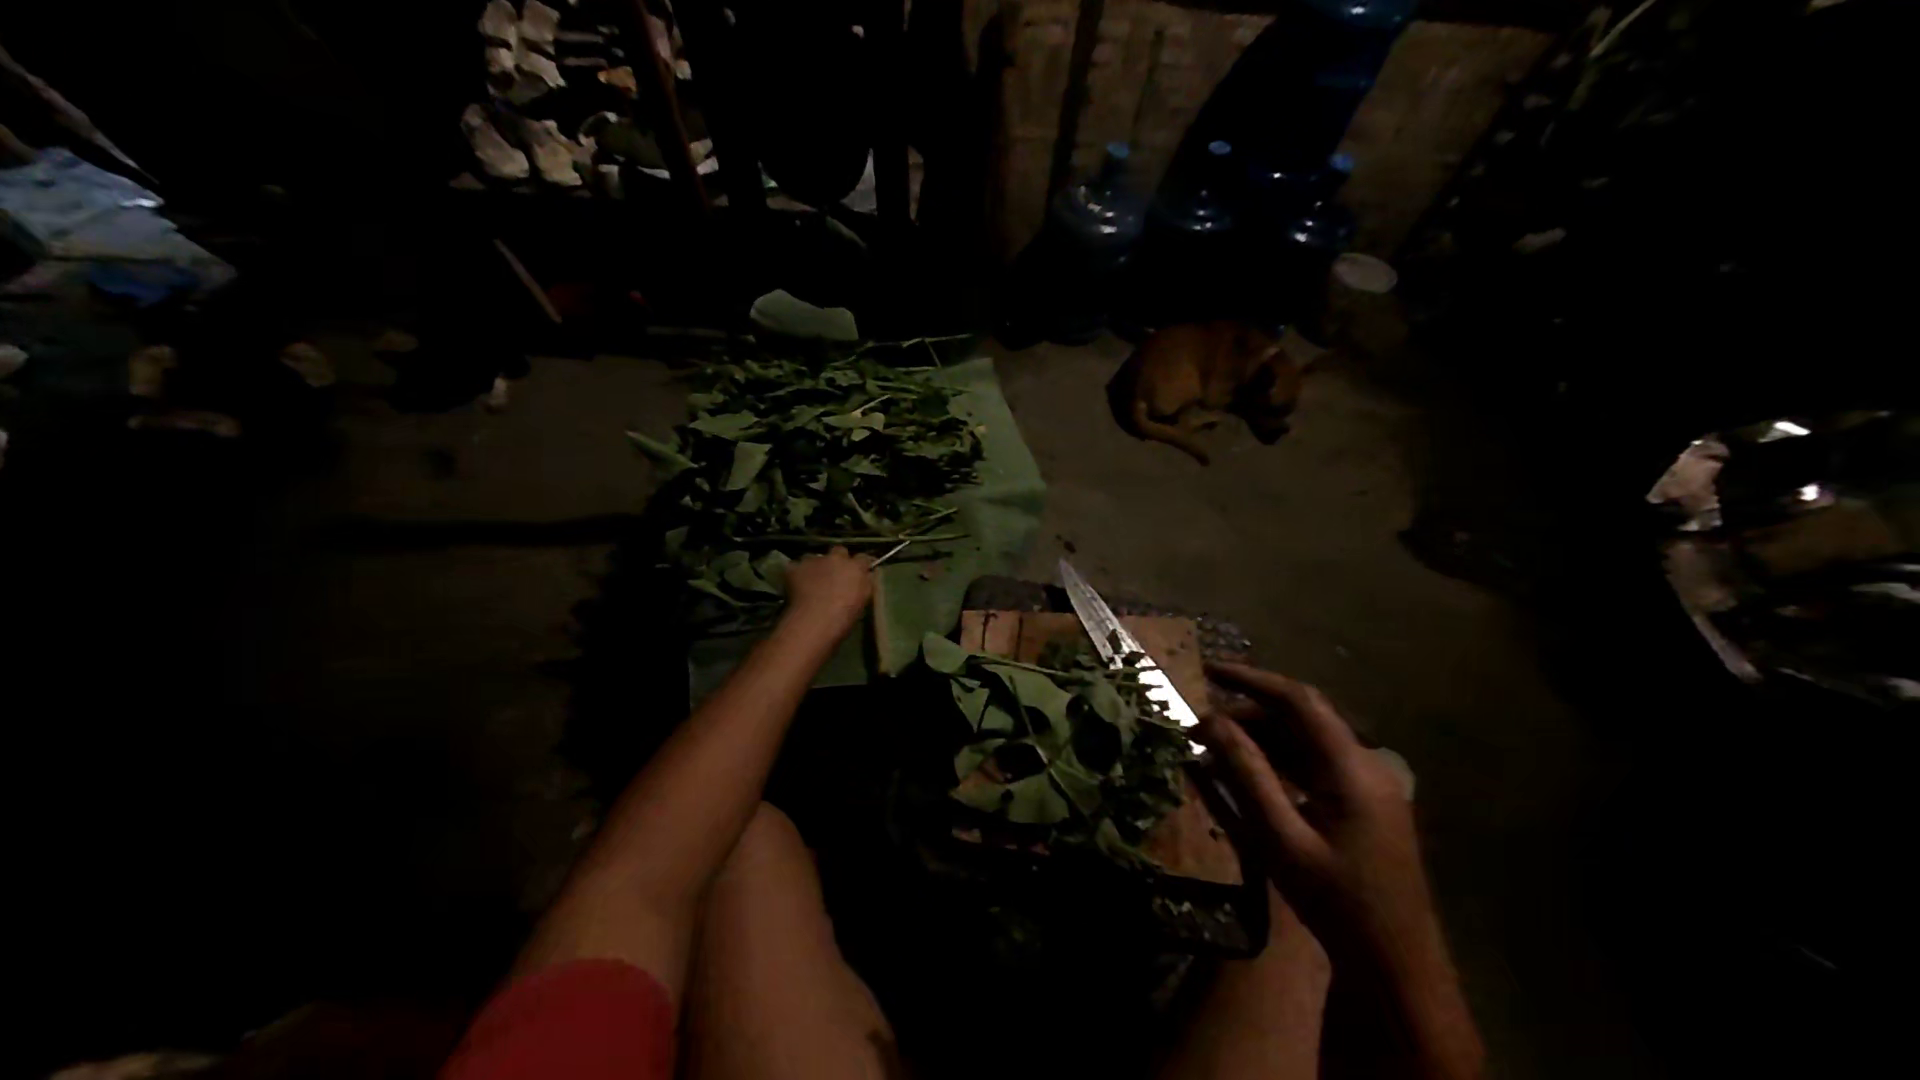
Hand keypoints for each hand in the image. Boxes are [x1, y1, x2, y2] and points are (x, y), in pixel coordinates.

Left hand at [781, 546, 873, 638]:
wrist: (815, 620)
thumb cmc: (844, 616)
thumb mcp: (863, 601)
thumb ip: (865, 584)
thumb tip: (866, 575)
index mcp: (855, 567)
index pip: (863, 558)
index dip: (859, 564)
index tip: (858, 572)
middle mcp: (836, 558)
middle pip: (839, 550)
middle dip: (837, 559)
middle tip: (834, 574)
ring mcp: (814, 560)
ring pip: (815, 558)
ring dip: (815, 566)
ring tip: (812, 580)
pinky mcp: (795, 567)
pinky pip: (795, 566)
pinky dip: (797, 573)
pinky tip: (796, 584)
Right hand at [1201, 662, 1437, 970]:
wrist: (1396, 962)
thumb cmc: (1335, 900)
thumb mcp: (1280, 837)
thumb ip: (1245, 774)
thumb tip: (1209, 722)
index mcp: (1351, 766)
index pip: (1298, 700)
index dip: (1251, 679)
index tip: (1207, 670)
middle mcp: (1364, 763)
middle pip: (1301, 717)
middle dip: (1248, 713)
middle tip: (1201, 728)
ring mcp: (1368, 783)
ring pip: (1306, 740)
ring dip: (1261, 737)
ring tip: (1216, 749)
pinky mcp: (1363, 801)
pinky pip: (1314, 764)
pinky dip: (1278, 760)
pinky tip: (1248, 773)